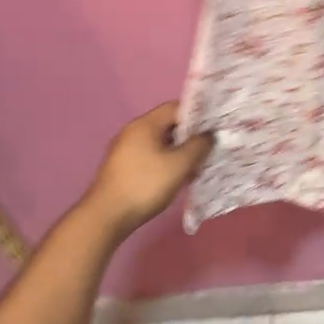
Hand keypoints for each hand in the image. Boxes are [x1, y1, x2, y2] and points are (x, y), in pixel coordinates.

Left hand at [76, 102, 213, 234]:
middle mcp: (133, 132)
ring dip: (180, 151)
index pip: (176, 107)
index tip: (215, 126)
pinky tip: (179, 177)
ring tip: (198, 165)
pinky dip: (168, 162)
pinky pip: (152, 156)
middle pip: (168, 125)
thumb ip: (199, 145)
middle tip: (211, 148)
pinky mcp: (124, 166)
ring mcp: (126, 150)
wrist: (108, 215)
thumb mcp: (180, 164)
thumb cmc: (146, 185)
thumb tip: (208, 135)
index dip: (198, 114)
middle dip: (191, 136)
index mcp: (145, 124)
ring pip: (161, 143)